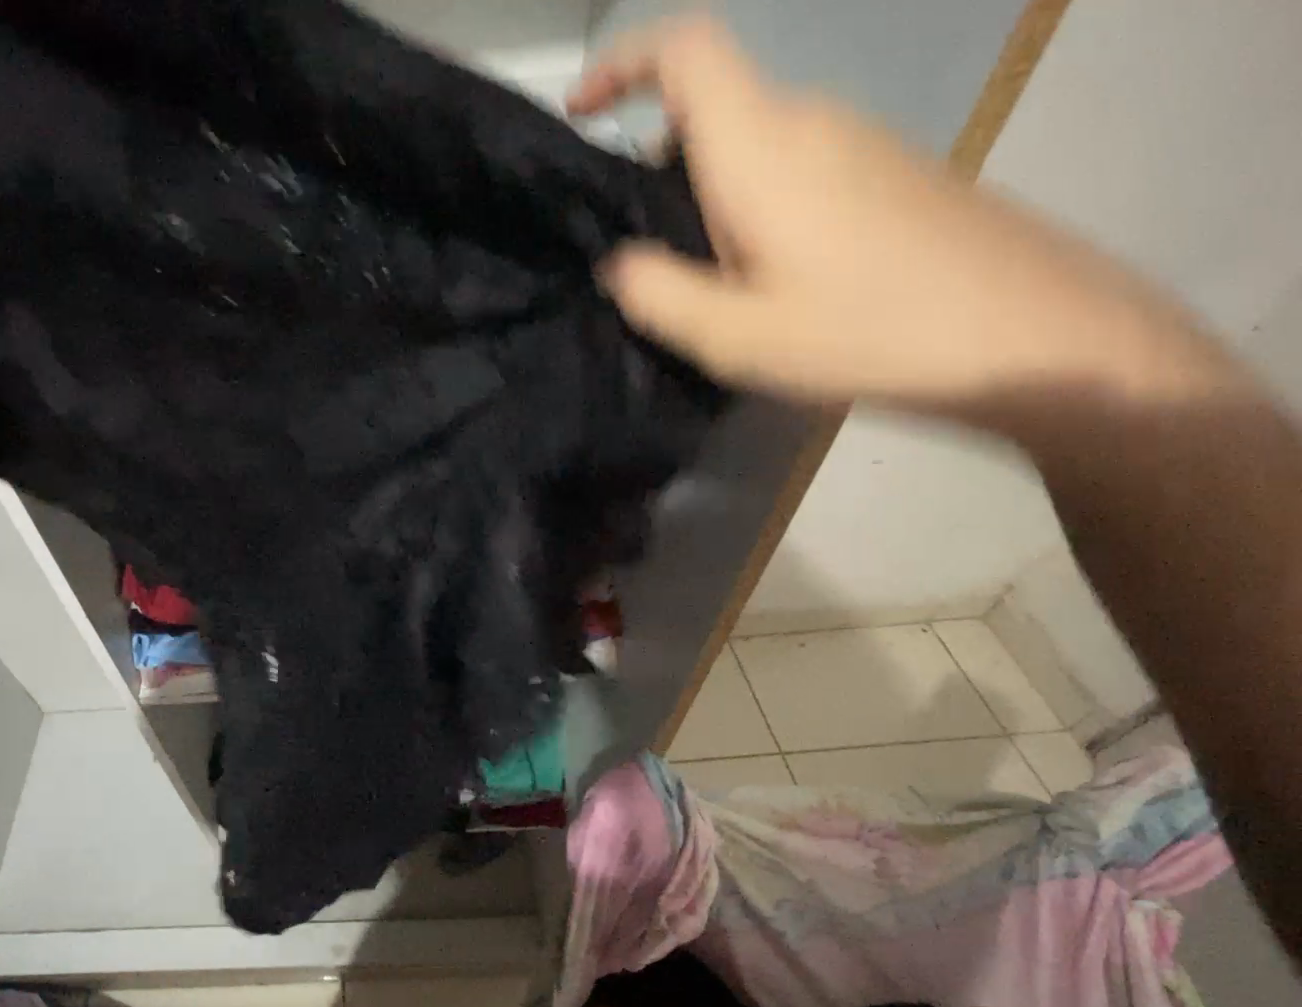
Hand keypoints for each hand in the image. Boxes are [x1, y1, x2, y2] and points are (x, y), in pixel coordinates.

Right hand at [570, 18, 1222, 417]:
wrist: (1042, 337)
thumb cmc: (876, 332)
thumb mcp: (739, 337)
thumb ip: (660, 295)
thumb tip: (620, 264)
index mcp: (762, 147)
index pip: (686, 51)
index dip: (622, 63)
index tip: (581, 112)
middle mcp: (811, 122)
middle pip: (713, 109)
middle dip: (661, 167)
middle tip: (652, 257)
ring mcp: (861, 142)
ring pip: (754, 145)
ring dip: (711, 197)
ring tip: (714, 287)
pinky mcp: (892, 172)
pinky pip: (798, 167)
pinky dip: (758, 206)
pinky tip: (777, 285)